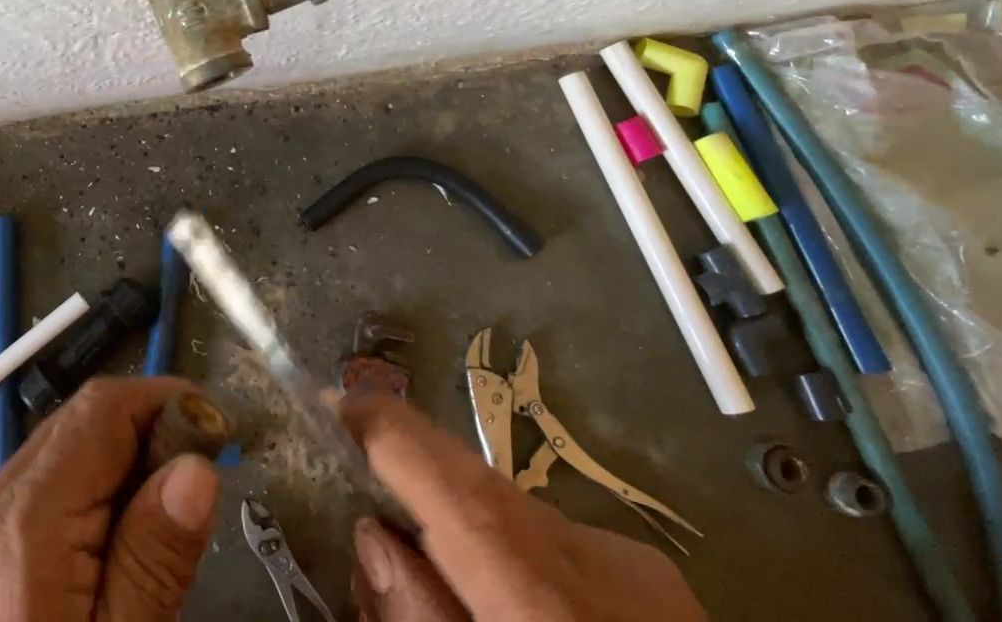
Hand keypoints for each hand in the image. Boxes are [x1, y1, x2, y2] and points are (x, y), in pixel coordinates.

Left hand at [0, 377, 220, 620]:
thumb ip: (154, 556)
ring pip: (68, 446)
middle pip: (82, 420)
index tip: (221, 437)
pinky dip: (97, 486)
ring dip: (127, 458)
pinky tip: (122, 536)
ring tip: (168, 515)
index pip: (102, 409)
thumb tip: (197, 466)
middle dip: (150, 429)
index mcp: (28, 514)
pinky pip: (50, 481)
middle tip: (203, 481)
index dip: (165, 402)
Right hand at [341, 393, 706, 621]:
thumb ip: (420, 621)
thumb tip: (372, 533)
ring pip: (518, 520)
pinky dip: (515, 559)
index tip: (340, 401)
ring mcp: (641, 575)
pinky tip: (514, 606)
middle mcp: (602, 572)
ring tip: (444, 585)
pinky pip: (559, 547)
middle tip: (372, 523)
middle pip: (480, 496)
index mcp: (548, 608)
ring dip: (468, 534)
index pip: (456, 489)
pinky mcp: (661, 584)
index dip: (392, 434)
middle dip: (417, 489)